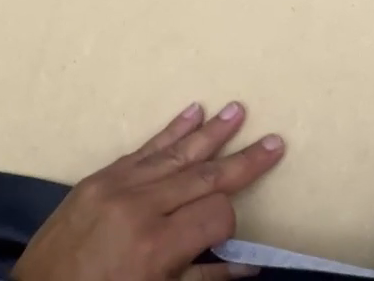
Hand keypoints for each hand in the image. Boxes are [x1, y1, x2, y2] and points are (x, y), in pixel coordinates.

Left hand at [12, 101, 285, 280]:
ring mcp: (117, 186)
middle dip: (243, 159)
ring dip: (211, 132)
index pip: (216, 214)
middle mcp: (140, 206)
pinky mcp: (99, 178)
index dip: (230, 224)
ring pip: (176, 152)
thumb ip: (203, 280)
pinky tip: (193, 112)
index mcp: (156, 246)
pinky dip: (170, 131)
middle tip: (274, 140)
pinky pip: (144, 149)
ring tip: (238, 110)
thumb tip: (250, 268)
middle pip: (204, 175)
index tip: (228, 237)